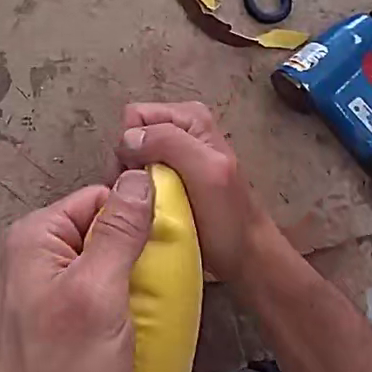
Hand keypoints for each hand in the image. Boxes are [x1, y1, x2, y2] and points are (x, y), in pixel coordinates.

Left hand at [0, 171, 154, 371]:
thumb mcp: (96, 295)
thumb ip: (119, 232)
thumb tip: (141, 176)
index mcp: (38, 236)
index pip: (104, 197)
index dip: (138, 215)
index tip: (165, 243)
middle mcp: (40, 255)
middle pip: (109, 227)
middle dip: (139, 251)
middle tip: (161, 280)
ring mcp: (51, 289)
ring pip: (112, 261)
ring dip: (138, 281)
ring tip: (153, 306)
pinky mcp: (64, 319)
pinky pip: (107, 292)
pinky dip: (128, 303)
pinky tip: (140, 323)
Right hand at [117, 102, 275, 280]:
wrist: (243, 254)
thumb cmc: (229, 217)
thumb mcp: (206, 172)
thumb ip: (171, 144)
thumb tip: (129, 138)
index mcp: (190, 116)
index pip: (135, 117)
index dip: (134, 147)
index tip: (147, 179)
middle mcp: (179, 130)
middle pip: (128, 139)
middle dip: (130, 167)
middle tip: (149, 197)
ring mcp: (170, 156)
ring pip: (127, 162)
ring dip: (132, 186)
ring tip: (150, 207)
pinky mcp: (164, 182)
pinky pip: (133, 181)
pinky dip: (136, 197)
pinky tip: (147, 213)